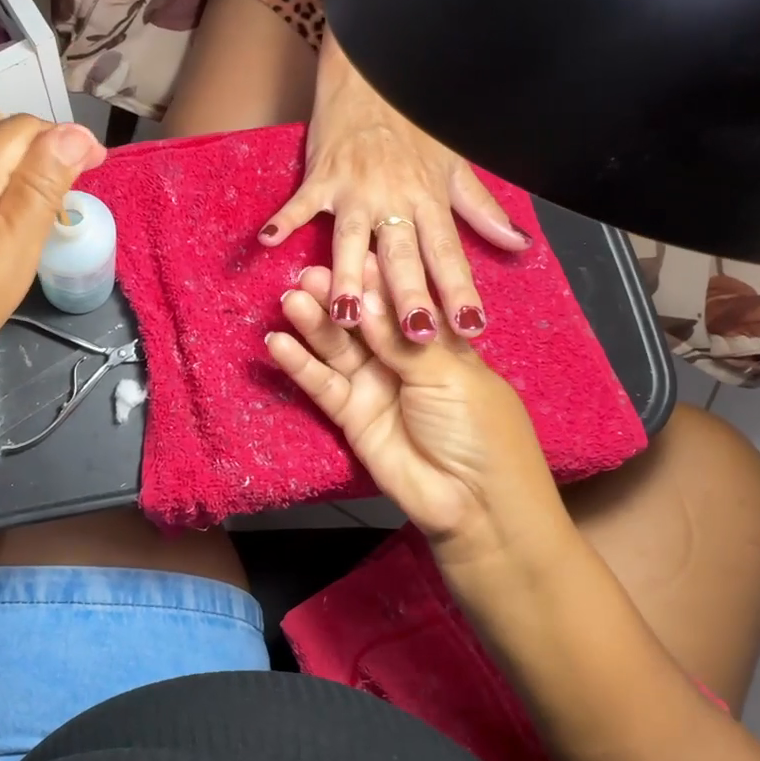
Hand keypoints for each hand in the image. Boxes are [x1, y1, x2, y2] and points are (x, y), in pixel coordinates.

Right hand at [260, 38, 529, 341]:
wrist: (378, 76)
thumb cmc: (415, 125)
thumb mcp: (454, 165)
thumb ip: (480, 210)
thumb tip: (517, 246)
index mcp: (429, 198)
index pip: (448, 252)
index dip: (459, 289)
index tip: (471, 327)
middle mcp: (395, 198)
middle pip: (403, 254)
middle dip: (409, 296)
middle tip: (415, 337)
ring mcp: (355, 188)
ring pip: (353, 238)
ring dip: (348, 275)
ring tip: (344, 313)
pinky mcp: (321, 175)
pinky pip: (301, 202)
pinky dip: (285, 219)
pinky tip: (268, 241)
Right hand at [265, 265, 563, 566]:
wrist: (476, 506)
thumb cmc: (481, 431)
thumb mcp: (449, 375)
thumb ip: (398, 340)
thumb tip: (361, 298)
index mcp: (437, 344)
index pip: (401, 303)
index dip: (376, 281)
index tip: (350, 254)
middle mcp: (401, 360)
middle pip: (362, 322)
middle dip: (338, 298)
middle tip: (308, 275)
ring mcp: (373, 387)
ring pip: (337, 349)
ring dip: (313, 324)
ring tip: (289, 299)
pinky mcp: (350, 416)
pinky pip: (321, 385)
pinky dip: (299, 364)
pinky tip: (278, 342)